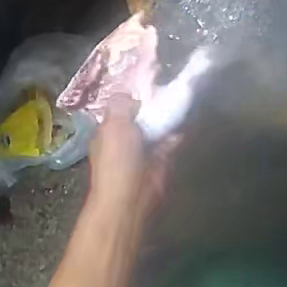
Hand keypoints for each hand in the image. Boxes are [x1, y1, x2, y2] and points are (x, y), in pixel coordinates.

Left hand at [86, 97, 169, 220]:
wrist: (130, 198)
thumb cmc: (116, 160)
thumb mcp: (114, 125)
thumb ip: (120, 105)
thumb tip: (129, 95)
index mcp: (106, 132)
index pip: (119, 109)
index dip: (133, 100)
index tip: (149, 88)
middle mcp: (123, 141)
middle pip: (140, 119)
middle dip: (152, 110)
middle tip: (167, 95)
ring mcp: (141, 152)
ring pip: (156, 131)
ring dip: (166, 122)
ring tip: (176, 106)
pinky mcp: (159, 164)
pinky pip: (168, 145)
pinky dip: (174, 139)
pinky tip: (180, 129)